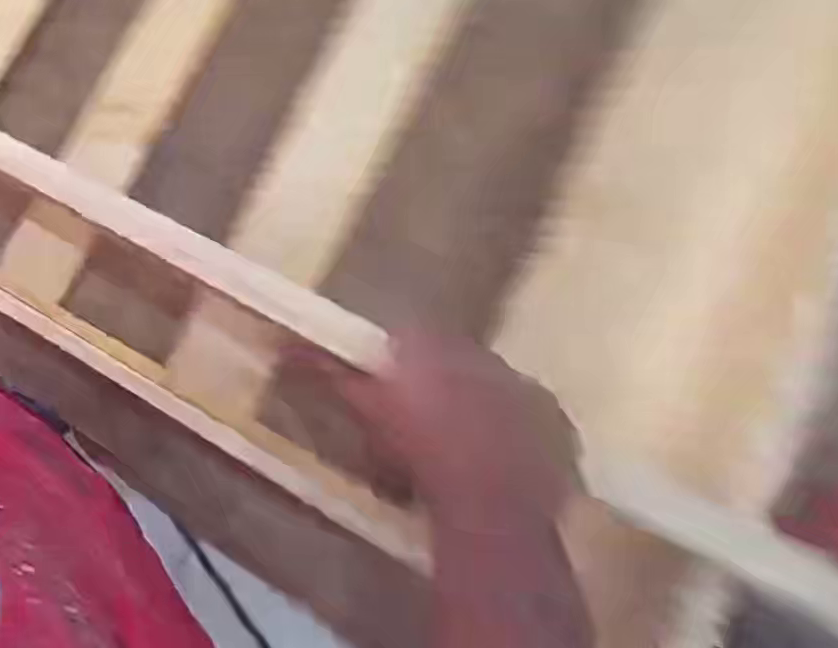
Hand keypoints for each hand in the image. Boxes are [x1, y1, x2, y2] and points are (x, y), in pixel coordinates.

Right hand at [333, 329, 578, 529]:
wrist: (488, 506)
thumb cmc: (415, 447)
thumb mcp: (362, 407)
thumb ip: (325, 371)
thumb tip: (283, 346)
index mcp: (431, 343)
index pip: (408, 331)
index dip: (396, 354)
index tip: (387, 378)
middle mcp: (477, 353)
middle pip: (448, 351)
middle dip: (433, 371)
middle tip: (417, 406)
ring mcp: (520, 385)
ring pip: (486, 378)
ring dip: (470, 393)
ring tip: (454, 430)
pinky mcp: (554, 421)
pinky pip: (526, 409)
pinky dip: (510, 421)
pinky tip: (494, 447)